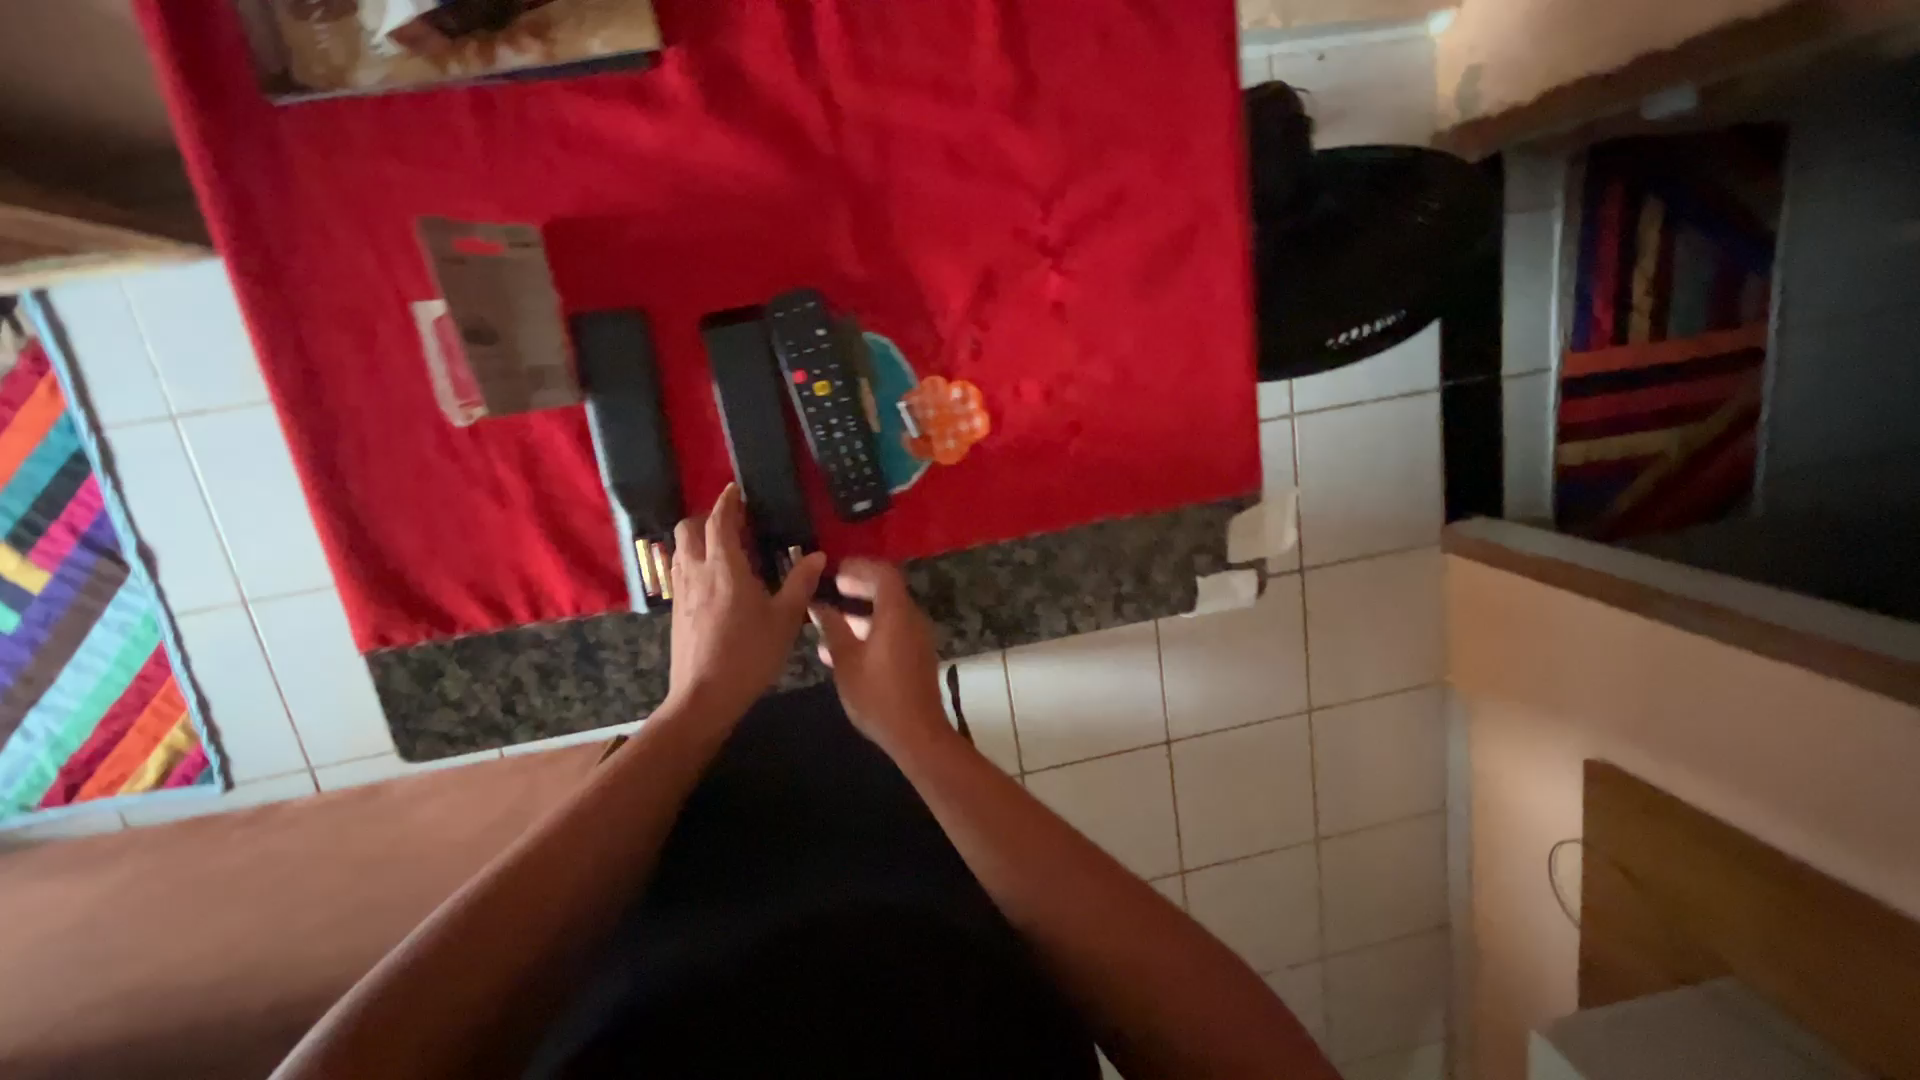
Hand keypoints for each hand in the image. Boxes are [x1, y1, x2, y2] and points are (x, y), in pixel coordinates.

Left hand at [665, 484, 824, 722]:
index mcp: (724, 567)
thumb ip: (800, 583)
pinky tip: (715, 584)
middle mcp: (696, 571)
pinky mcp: (676, 612)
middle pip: (688, 529)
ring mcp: (681, 592)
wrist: (704, 697)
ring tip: (725, 551)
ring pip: (680, 551)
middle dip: (707, 519)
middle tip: (733, 525)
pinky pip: (680, 573)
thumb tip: (817, 555)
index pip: (719, 520)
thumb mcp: (785, 619)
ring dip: (698, 541)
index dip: (727, 502)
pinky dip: (694, 564)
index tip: (736, 491)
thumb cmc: (749, 654)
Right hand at [810, 559, 952, 753]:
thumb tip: (820, 606)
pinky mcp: (917, 658)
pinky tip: (843, 652)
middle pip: (888, 592)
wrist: (917, 735)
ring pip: (889, 616)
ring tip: (829, 623)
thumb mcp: (847, 662)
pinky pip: (894, 633)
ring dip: (861, 614)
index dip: (860, 567)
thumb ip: (833, 629)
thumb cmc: (878, 696)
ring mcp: (918, 640)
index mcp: (897, 615)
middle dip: (859, 588)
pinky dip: (871, 632)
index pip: (884, 574)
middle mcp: (913, 620)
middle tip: (833, 590)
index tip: (836, 572)